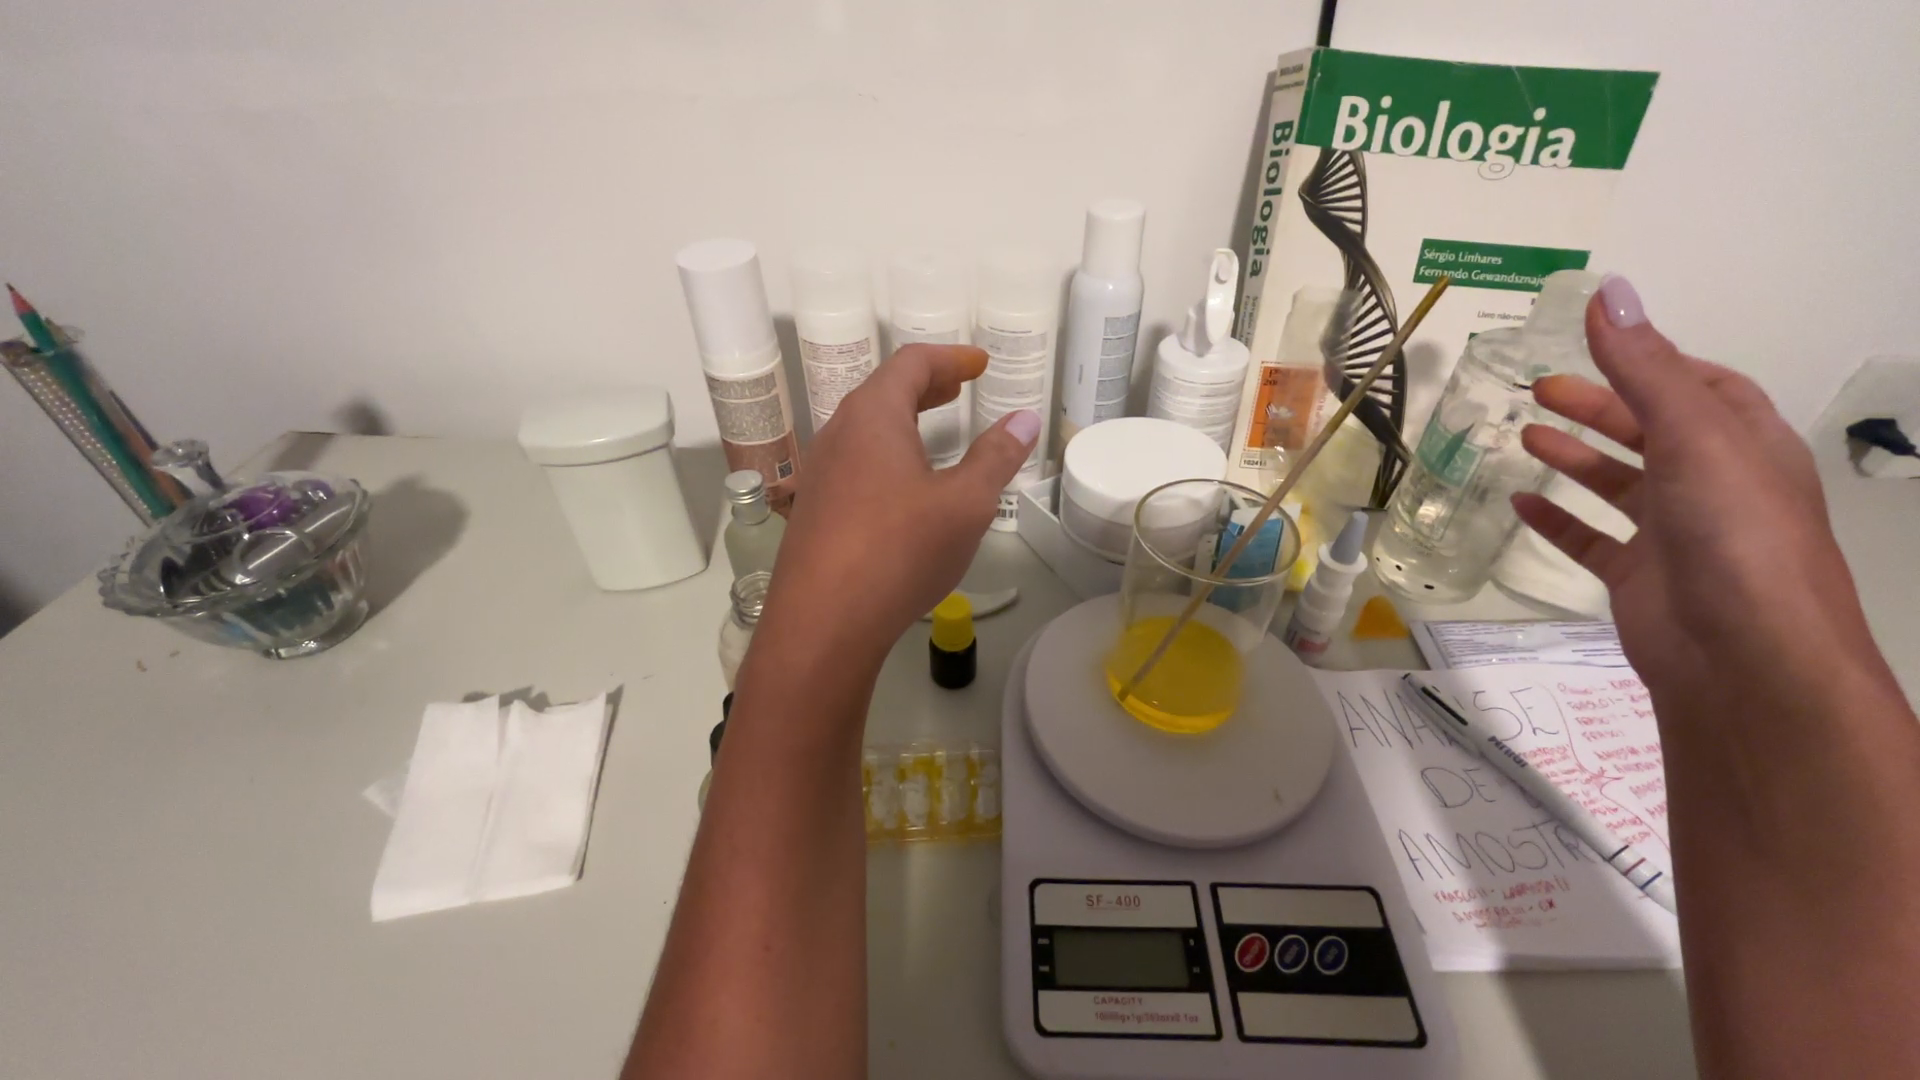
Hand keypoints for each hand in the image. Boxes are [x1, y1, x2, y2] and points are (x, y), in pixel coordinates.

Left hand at [756, 344, 1039, 667]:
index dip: (950, 358)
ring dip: (902, 422)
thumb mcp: (964, 504)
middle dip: (926, 386)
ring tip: (932, 434)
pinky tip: (899, 490)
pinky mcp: (812, 510)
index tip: (980, 364)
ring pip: (864, 430)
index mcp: (873, 416)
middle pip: (883, 392)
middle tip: (959, 389)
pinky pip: (853, 464)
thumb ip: (995, 458)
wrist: (822, 621)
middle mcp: (837, 434)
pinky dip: (884, 456)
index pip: (912, 364)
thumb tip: (1024, 421)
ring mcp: (819, 473)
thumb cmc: (899, 551)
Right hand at [1514, 275, 1882, 709]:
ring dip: (1574, 456)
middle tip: (1537, 389)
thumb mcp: (1693, 436)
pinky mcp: (1636, 574)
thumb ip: (1645, 368)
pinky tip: (1520, 502)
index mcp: (1742, 444)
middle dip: (1599, 405)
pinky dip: (1556, 517)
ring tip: (1523, 434)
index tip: (1594, 347)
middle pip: (1651, 430)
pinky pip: (1589, 536)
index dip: (1652, 363)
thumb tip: (1609, 291)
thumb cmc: (1730, 533)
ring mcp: (1673, 532)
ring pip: (1617, 482)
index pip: (1701, 387)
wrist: (1742, 655)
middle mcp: (1712, 483)